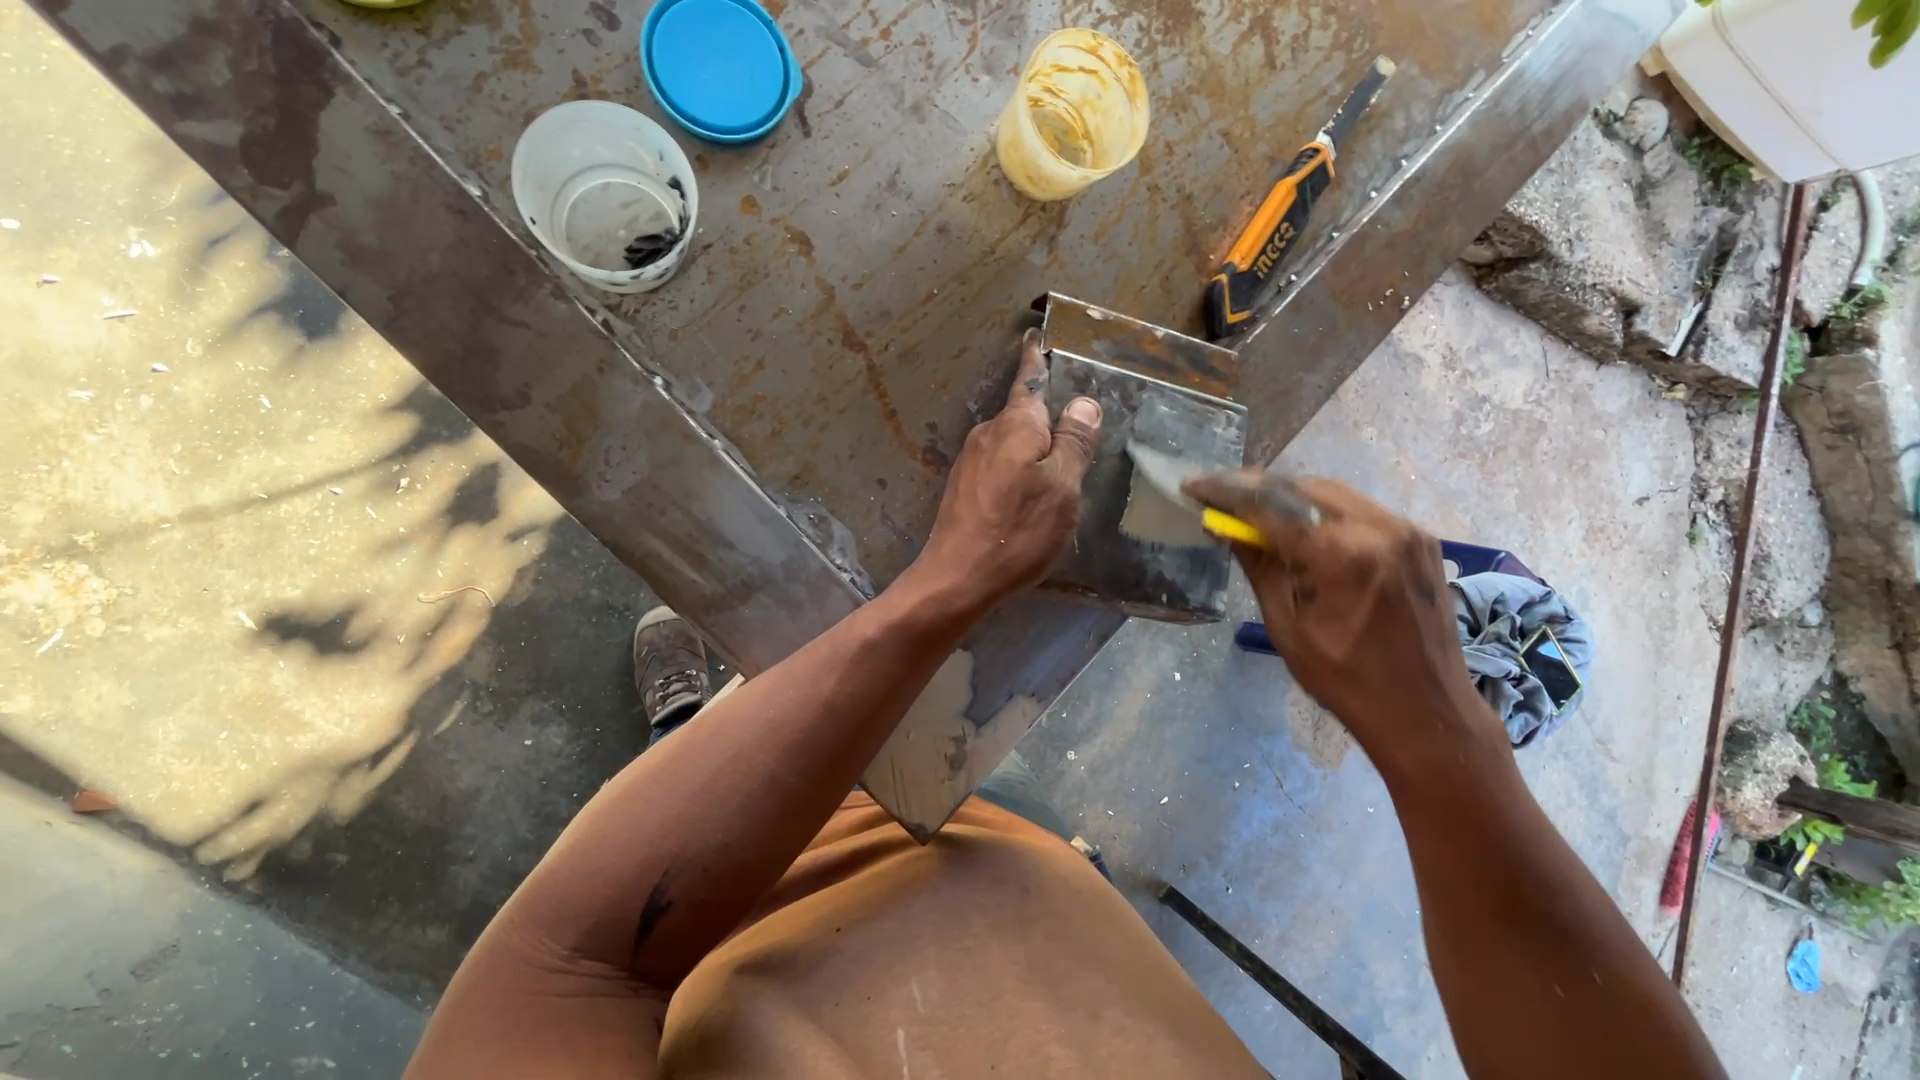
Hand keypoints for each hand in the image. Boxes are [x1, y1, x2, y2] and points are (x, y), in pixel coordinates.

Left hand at [907, 328, 1100, 612]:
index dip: (1037, 358)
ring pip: (1011, 444)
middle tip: (1078, 434)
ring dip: (1033, 452)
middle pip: (1023, 416)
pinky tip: (1028, 501)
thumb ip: (1074, 443)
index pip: (1029, 379)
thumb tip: (1084, 403)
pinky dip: (1018, 473)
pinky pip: (999, 467)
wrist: (957, 578)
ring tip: (1058, 476)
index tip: (1036, 335)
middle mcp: (988, 435)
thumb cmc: (1018, 530)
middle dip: (1047, 419)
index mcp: (1015, 426)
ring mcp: (970, 463)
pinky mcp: (963, 490)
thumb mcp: (1062, 487)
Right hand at [1183, 471, 1494, 770]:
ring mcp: (1405, 530)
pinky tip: (1303, 526)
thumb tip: (1227, 528)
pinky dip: (1324, 511)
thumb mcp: (1287, 626)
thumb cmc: (1346, 681)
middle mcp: (1378, 527)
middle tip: (1221, 496)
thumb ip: (1259, 567)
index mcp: (1341, 554)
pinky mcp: (1421, 539)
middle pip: (1303, 488)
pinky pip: (1361, 509)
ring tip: (1256, 508)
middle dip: (1258, 488)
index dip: (1227, 492)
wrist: (1427, 711)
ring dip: (1291, 496)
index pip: (1270, 505)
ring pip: (1333, 493)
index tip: (1194, 486)